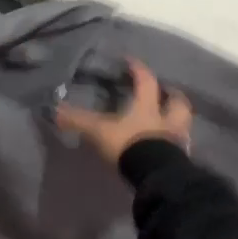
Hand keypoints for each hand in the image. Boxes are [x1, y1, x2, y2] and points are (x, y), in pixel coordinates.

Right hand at [55, 60, 192, 163]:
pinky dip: (173, 142)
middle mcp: (167, 120)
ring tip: (165, 119)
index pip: (146, 81)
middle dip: (172, 95)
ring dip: (176, 119)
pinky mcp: (180, 161)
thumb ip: (79, 120)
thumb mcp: (99, 131)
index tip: (130, 61)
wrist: (156, 178)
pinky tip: (164, 145)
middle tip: (164, 91)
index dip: (138, 69)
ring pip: (182, 124)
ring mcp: (177, 141)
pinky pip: (179, 146)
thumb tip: (55, 109)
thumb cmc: (129, 145)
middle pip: (178, 102)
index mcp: (148, 107)